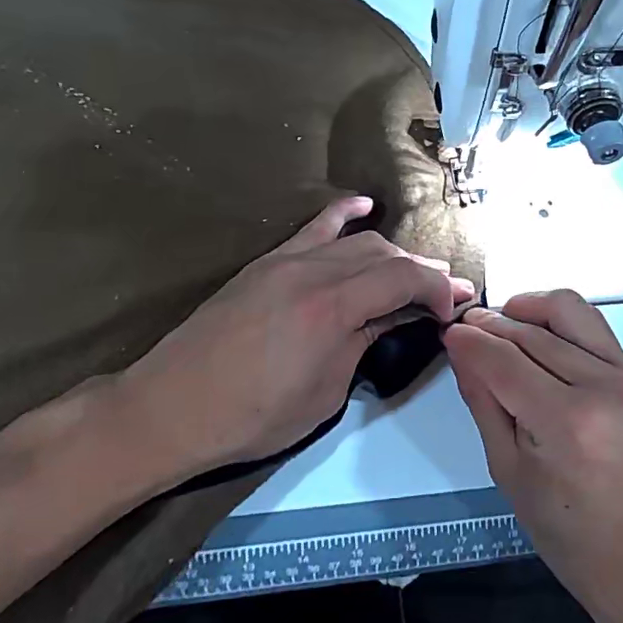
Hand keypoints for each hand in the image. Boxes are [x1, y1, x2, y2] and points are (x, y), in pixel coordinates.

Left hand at [114, 195, 474, 473]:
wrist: (171, 406)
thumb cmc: (253, 415)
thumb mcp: (326, 391)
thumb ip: (364, 342)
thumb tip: (393, 316)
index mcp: (332, 309)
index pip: (404, 279)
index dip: (436, 290)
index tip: (451, 310)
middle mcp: (312, 272)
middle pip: (385, 254)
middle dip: (422, 272)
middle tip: (445, 292)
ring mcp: (286, 261)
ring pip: (356, 241)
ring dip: (392, 253)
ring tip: (415, 271)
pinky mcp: (266, 264)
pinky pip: (313, 228)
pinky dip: (344, 215)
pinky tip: (364, 206)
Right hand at [442, 291, 622, 622]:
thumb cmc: (571, 537)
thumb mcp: (510, 474)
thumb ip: (485, 403)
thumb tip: (462, 350)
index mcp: (567, 423)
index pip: (503, 360)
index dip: (468, 341)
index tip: (447, 333)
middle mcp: (604, 388)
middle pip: (532, 332)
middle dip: (491, 324)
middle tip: (465, 328)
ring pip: (568, 312)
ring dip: (528, 308)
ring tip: (500, 321)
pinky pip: (595, 328)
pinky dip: (560, 321)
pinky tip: (537, 333)